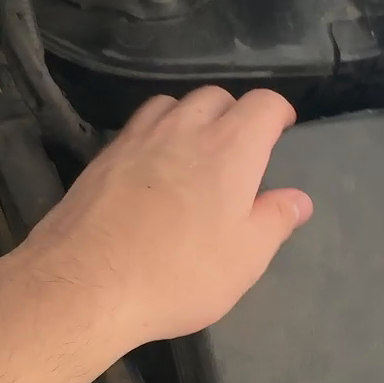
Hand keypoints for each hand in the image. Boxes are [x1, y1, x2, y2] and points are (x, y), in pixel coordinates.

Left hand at [10, 86, 312, 347]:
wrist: (85, 285)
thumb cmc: (179, 274)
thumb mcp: (245, 258)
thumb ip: (275, 220)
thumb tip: (298, 199)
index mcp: (230, 148)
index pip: (262, 104)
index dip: (277, 112)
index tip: (282, 130)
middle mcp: (184, 129)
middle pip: (216, 96)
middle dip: (235, 113)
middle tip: (241, 149)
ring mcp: (138, 139)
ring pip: (173, 104)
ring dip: (192, 117)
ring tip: (196, 151)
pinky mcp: (103, 157)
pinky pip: (139, 127)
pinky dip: (156, 133)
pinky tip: (154, 168)